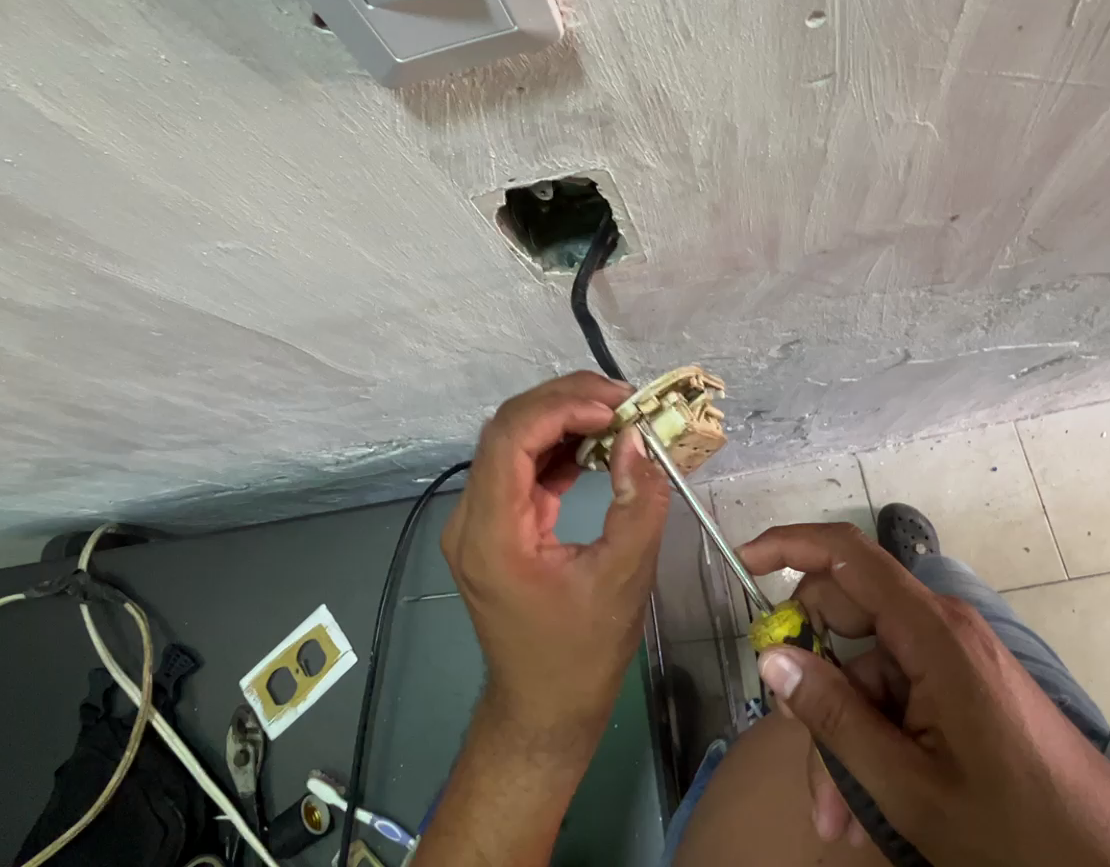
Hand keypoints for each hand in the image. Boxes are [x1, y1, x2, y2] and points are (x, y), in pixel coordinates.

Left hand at [441, 372, 672, 747]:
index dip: (561, 407)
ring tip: (618, 415)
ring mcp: (477, 523)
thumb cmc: (582, 654)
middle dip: (564, 402)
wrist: (544, 709)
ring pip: (512, 443)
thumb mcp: (625, 579)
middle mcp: (470, 519)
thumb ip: (638, 503)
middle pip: (506, 431)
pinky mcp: (495, 527)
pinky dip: (558, 449)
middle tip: (623, 399)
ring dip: (563, 420)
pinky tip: (598, 445)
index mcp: (491, 535)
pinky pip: (521, 469)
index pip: (509, 438)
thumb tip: (639, 439)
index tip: (616, 406)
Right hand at [738, 523, 1109, 866]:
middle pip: (845, 619)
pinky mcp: (956, 685)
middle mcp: (938, 629)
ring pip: (864, 671)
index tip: (742, 562)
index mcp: (930, 633)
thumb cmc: (1016, 825)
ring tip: (837, 818)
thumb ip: (833, 717)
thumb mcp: (907, 785)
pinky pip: (893, 695)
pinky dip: (870, 742)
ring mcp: (948, 657)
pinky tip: (864, 808)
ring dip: (840, 735)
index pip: (846, 555)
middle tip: (793, 742)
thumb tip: (772, 659)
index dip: (789, 545)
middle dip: (810, 682)